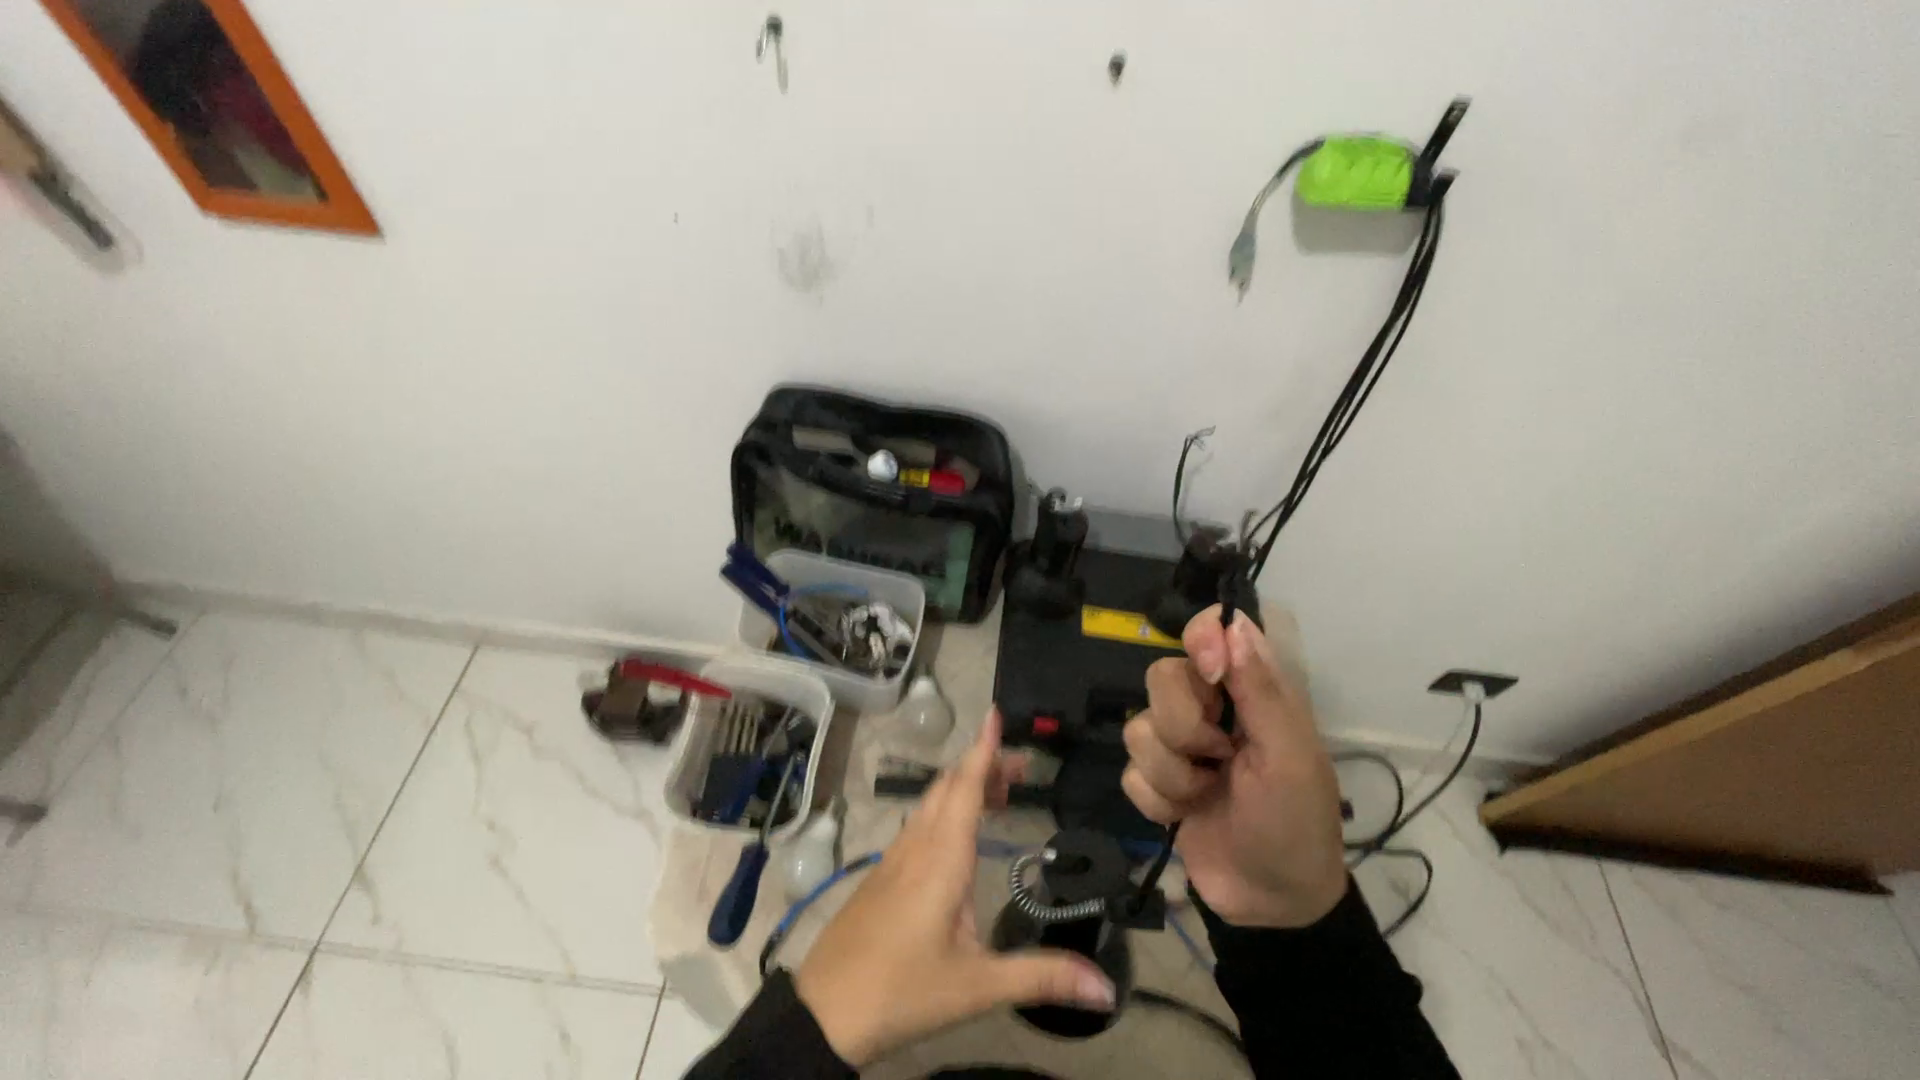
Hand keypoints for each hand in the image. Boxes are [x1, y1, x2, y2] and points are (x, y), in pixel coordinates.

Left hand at [794, 711, 1115, 1066]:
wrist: (822, 1014)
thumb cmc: (901, 991)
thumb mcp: (977, 988)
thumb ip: (1042, 978)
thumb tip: (1107, 986)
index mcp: (941, 860)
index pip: (965, 789)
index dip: (983, 751)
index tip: (995, 714)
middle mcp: (915, 849)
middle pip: (947, 789)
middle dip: (981, 767)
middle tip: (1020, 768)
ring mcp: (891, 862)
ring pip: (928, 806)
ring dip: (961, 788)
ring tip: (996, 793)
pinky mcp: (879, 879)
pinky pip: (916, 827)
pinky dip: (943, 812)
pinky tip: (953, 837)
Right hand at [1122, 607, 1348, 928]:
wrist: (1271, 900)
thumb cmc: (1294, 822)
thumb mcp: (1291, 756)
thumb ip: (1260, 690)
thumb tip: (1233, 623)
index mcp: (1250, 691)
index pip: (1211, 631)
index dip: (1200, 640)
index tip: (1209, 675)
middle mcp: (1210, 708)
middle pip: (1161, 677)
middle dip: (1184, 727)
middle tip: (1220, 756)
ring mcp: (1179, 747)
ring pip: (1138, 729)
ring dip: (1175, 774)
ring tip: (1208, 794)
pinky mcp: (1156, 783)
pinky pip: (1130, 772)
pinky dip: (1159, 801)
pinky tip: (1186, 815)